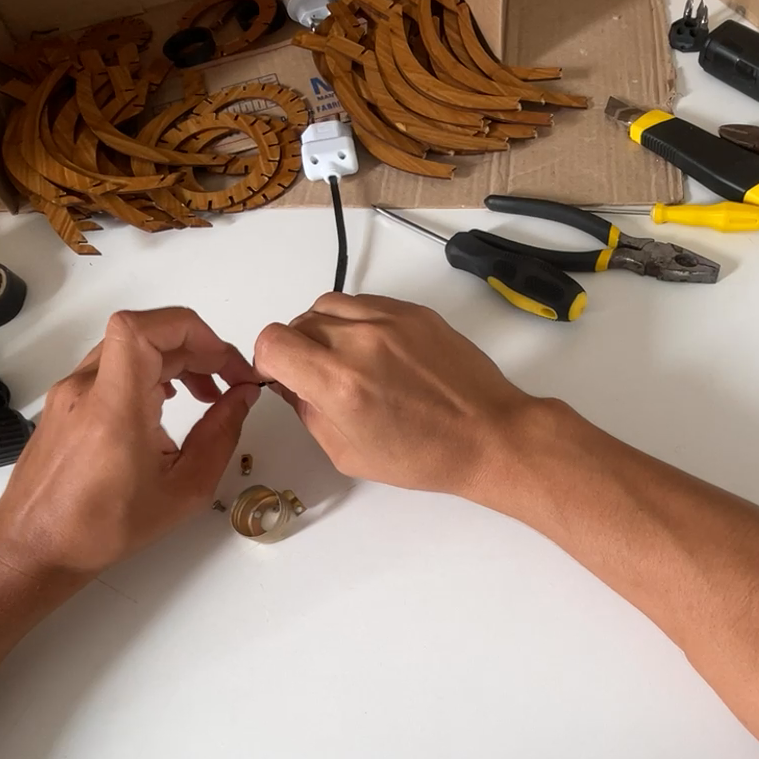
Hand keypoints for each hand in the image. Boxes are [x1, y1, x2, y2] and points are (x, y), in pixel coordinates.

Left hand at [0, 308, 259, 583]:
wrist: (35, 546)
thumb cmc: (106, 526)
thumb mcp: (185, 490)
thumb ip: (221, 435)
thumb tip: (244, 395)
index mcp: (113, 409)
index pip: (142, 330)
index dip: (192, 331)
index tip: (222, 363)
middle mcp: (85, 388)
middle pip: (147, 333)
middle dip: (199, 348)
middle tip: (230, 381)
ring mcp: (71, 391)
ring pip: (132, 345)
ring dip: (177, 358)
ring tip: (206, 395)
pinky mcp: (67, 399)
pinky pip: (115, 365)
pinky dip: (152, 370)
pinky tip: (170, 404)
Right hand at [253, 293, 542, 498]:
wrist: (488, 434)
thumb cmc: (424, 455)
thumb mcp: (348, 453)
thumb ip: (308, 412)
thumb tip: (291, 383)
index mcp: (339, 382)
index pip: (272, 342)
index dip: (269, 362)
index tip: (286, 377)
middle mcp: (361, 340)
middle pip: (298, 322)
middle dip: (298, 349)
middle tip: (320, 376)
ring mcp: (391, 319)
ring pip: (329, 304)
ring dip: (325, 330)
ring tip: (348, 360)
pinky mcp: (415, 311)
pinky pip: (365, 303)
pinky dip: (357, 322)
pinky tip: (376, 350)